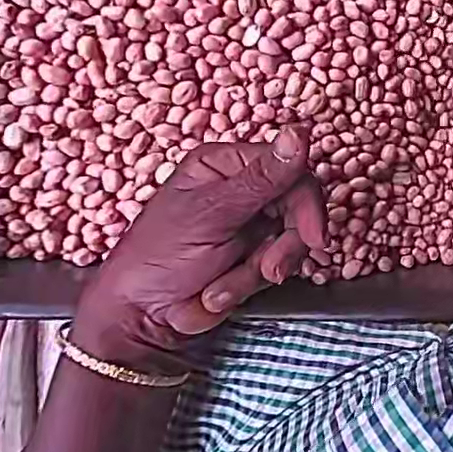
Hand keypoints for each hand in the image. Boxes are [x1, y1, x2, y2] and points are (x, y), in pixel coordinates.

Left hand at [72, 126, 328, 375]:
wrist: (138, 318)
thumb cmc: (157, 259)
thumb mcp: (212, 215)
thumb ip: (261, 179)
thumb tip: (298, 133)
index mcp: (225, 165)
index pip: (289, 168)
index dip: (306, 203)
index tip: (314, 236)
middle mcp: (241, 188)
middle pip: (297, 206)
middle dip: (284, 245)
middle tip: (270, 269)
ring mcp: (248, 223)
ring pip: (291, 240)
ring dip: (261, 269)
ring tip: (224, 285)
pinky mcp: (252, 254)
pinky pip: (277, 265)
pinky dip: (251, 283)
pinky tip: (221, 291)